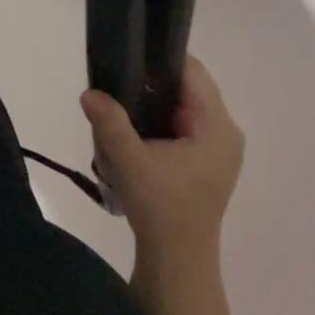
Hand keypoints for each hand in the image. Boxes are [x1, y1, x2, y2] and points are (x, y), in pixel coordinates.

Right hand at [82, 57, 244, 253]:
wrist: (177, 257)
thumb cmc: (160, 206)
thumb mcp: (129, 162)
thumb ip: (109, 123)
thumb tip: (89, 92)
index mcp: (217, 127)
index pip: (192, 71)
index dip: (158, 59)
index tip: (125, 58)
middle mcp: (225, 132)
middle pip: (186, 87)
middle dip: (148, 83)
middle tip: (114, 87)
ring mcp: (218, 148)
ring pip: (181, 105)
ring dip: (150, 103)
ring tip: (119, 110)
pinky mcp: (207, 160)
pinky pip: (182, 123)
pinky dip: (157, 121)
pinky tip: (133, 133)